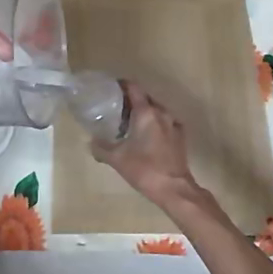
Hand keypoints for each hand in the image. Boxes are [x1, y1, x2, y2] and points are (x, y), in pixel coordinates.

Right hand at [91, 82, 199, 207]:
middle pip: (145, 98)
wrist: (173, 188)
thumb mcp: (116, 159)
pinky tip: (148, 136)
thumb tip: (91, 142)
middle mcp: (162, 113)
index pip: (133, 88)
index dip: (122, 85)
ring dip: (144, 113)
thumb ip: (101, 148)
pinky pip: (165, 122)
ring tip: (131, 123)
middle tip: (116, 109)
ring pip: (156, 110)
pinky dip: (155, 124)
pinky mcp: (181, 136)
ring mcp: (174, 124)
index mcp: (145, 112)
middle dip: (131, 100)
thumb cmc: (143, 169)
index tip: (111, 88)